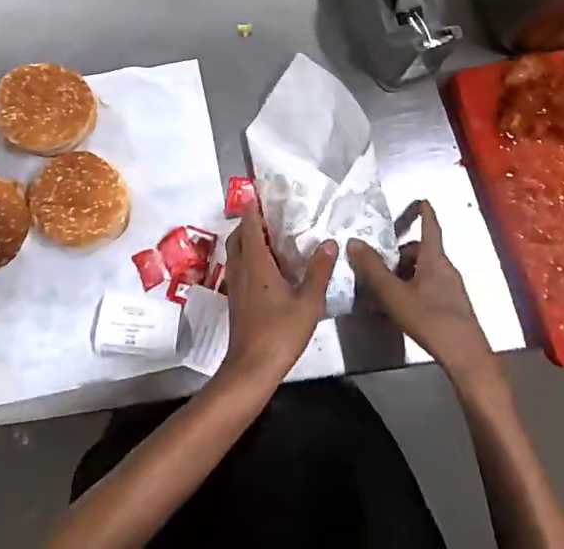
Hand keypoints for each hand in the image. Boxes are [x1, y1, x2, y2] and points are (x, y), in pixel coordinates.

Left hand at [222, 206, 335, 385]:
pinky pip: (238, 267)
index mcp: (255, 262)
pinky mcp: (235, 299)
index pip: (249, 225)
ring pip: (236, 252)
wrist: (251, 368)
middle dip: (249, 222)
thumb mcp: (308, 302)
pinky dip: (248, 257)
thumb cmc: (279, 332)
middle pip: (238, 236)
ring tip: (270, 238)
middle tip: (270, 216)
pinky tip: (266, 268)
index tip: (261, 194)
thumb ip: (318, 271)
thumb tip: (329, 242)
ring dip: (247, 240)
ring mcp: (235, 284)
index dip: (253, 208)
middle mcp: (240, 268)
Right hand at [349, 200, 495, 382]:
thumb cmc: (430, 319)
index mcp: (434, 259)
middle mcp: (445, 269)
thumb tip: (354, 241)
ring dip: (403, 274)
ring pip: (423, 271)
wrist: (466, 357)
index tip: (421, 200)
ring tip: (382, 290)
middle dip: (399, 253)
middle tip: (378, 264)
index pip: (430, 227)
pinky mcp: (452, 306)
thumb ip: (372, 268)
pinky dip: (411, 289)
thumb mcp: (394, 294)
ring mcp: (451, 288)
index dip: (424, 213)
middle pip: (421, 251)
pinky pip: (428, 287)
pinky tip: (398, 308)